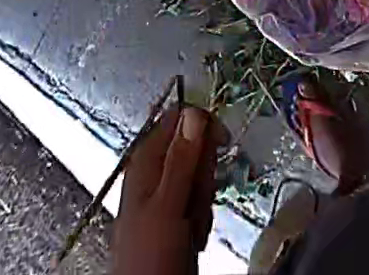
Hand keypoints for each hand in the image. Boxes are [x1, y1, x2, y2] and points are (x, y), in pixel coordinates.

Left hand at [113, 106, 218, 274]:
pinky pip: (200, 205)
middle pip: (194, 150)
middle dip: (203, 175)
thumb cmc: (149, 256)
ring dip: (203, 202)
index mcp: (147, 160)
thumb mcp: (167, 205)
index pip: (179, 119)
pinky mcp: (177, 219)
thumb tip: (194, 113)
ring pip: (200, 179)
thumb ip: (181, 159)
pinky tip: (193, 239)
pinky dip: (202, 221)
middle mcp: (156, 173)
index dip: (203, 126)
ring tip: (191, 228)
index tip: (221, 143)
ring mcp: (167, 198)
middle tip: (196, 200)